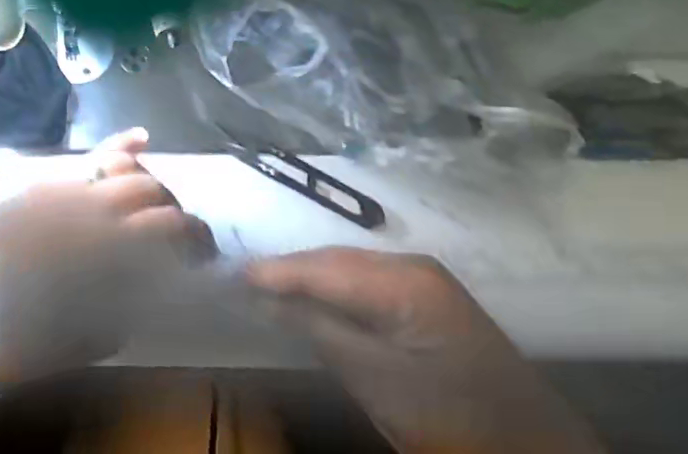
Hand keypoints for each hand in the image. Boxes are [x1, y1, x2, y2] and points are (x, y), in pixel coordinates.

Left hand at [0, 130, 215, 385]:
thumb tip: (155, 289)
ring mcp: (66, 189)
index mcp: (104, 247)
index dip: (194, 236)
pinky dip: (118, 147)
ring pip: (124, 169)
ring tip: (157, 201)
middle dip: (175, 210)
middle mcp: (91, 208)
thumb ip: (124, 311)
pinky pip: (86, 158)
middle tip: (182, 234)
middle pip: (151, 191)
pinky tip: (141, 139)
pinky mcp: (44, 184)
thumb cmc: (20, 337)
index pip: (167, 226)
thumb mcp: (82, 338)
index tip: (204, 255)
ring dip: (150, 182)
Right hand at [246, 248, 601, 453]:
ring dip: (311, 278)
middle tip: (243, 282)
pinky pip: (370, 284)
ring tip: (269, 289)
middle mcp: (413, 265)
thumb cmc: (455, 425)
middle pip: (336, 261)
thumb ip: (322, 332)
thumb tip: (270, 299)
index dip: (276, 271)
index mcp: (404, 280)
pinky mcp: (431, 301)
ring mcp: (425, 281)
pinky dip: (337, 291)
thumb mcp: (380, 384)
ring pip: (351, 269)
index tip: (231, 275)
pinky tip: (316, 302)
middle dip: (291, 270)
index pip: (324, 267)